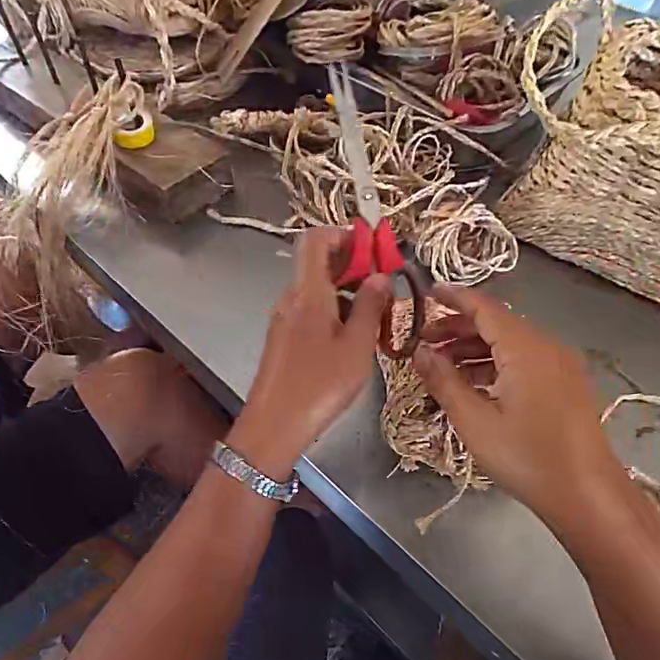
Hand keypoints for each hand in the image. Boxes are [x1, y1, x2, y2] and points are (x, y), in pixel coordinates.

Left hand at [229, 228, 393, 478]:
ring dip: (349, 294)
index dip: (344, 234)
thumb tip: (381, 276)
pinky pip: (311, 312)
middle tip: (387, 288)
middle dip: (356, 267)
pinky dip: (336, 313)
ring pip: (319, 291)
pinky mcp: (284, 339)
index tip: (374, 247)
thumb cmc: (318, 386)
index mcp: (307, 292)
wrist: (273, 426)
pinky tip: (356, 339)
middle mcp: (291, 298)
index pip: (316, 239)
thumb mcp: (356, 347)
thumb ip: (371, 307)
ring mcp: (284, 319)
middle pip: (320, 264)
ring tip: (379, 319)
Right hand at [412, 285, 621, 519]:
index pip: (485, 307)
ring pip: (511, 343)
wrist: (587, 494)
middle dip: (458, 328)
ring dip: (475, 348)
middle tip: (423, 341)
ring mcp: (561, 366)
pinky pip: (525, 361)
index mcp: (525, 348)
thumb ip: (444, 381)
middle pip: (498, 324)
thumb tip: (420, 352)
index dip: (454, 297)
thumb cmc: (527, 456)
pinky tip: (474, 384)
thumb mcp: (474, 421)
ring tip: (442, 365)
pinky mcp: (566, 385)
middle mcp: (547, 347)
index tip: (427, 291)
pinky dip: (496, 364)